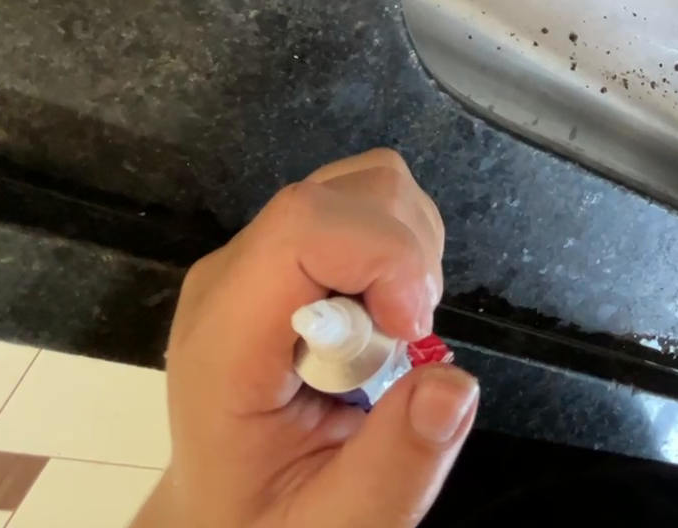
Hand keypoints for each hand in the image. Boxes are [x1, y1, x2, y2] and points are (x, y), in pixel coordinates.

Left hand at [135, 149, 478, 527]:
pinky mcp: (295, 243)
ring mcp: (264, 249)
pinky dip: (409, 240)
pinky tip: (392, 307)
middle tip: (409, 346)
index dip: (384, 256)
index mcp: (224, 340)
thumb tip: (453, 385)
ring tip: (399, 331)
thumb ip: (393, 471)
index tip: (415, 334)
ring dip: (414, 249)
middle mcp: (237, 274)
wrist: (223, 510)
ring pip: (370, 183)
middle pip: (348, 194)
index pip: (303, 226)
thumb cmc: (264, 523)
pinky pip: (374, 197)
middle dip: (410, 260)